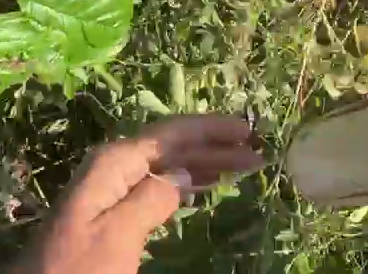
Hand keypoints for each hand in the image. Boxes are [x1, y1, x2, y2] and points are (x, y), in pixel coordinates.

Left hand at [14, 115, 263, 273]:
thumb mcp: (117, 238)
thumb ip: (152, 199)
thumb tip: (181, 172)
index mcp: (115, 162)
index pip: (173, 133)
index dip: (211, 128)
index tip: (247, 130)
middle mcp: (114, 167)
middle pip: (174, 146)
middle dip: (214, 146)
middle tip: (255, 153)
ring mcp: (111, 191)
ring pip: (168, 166)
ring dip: (204, 163)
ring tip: (241, 166)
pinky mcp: (111, 215)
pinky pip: (158, 187)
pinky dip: (186, 183)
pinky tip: (203, 187)